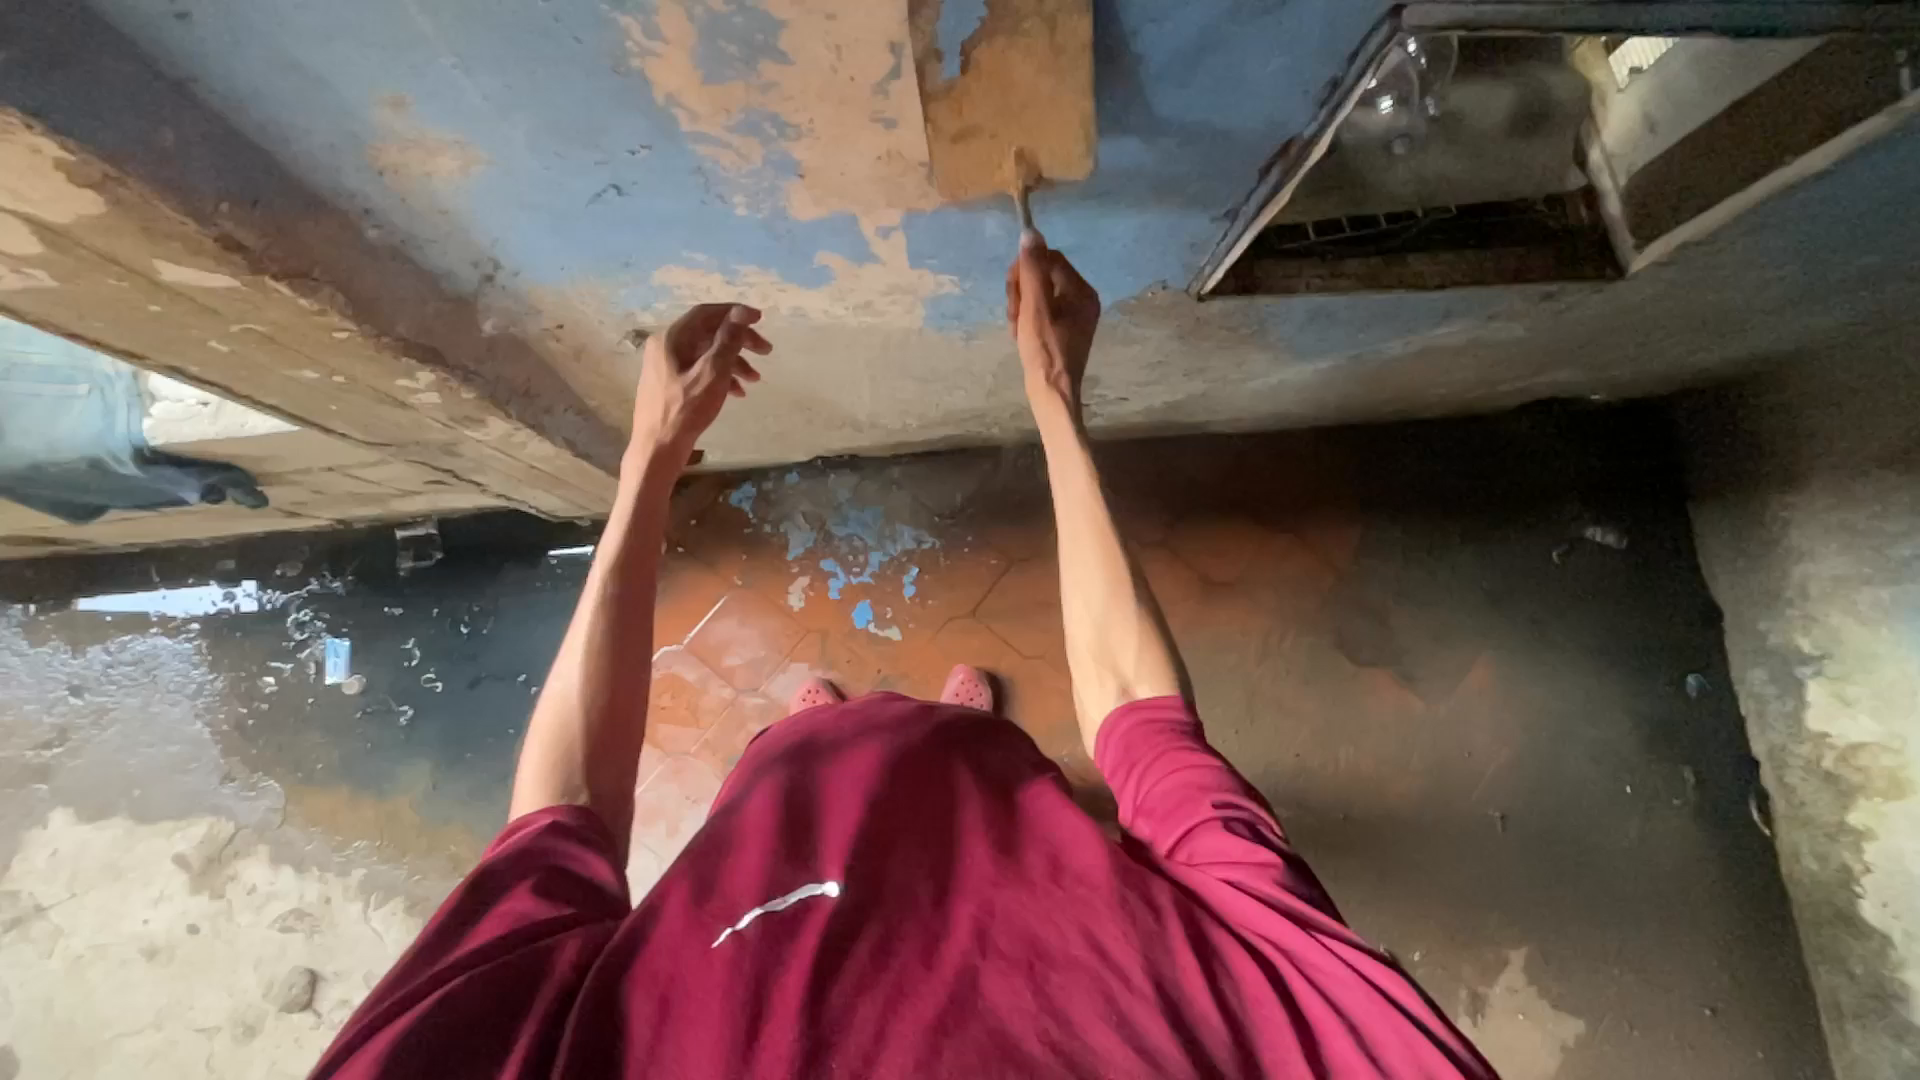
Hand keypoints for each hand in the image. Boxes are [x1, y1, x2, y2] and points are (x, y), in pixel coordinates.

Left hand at [629, 303, 769, 469]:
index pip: (707, 313)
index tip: (760, 319)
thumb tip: (741, 313)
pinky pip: (700, 369)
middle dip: (739, 341)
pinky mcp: (671, 383)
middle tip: (766, 351)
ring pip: (706, 353)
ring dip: (734, 361)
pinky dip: (721, 375)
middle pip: (709, 333)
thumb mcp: (713, 373)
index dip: (735, 314)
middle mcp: (667, 345)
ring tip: (755, 379)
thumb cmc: (685, 409)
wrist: (658, 446)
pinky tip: (737, 392)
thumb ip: (728, 341)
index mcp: (673, 337)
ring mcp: (667, 365)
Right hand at [1005, 242, 1098, 409]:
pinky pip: (1042, 311)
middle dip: (1022, 290)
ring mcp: (1075, 316)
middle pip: (1044, 275)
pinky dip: (1027, 319)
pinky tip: (1020, 335)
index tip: (1011, 289)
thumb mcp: (1035, 308)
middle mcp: (1083, 299)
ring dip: (1021, 306)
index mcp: (1082, 291)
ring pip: (1039, 294)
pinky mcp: (1065, 330)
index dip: (1026, 269)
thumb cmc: (1045, 352)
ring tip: (1015, 329)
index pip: (1050, 259)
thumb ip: (1032, 270)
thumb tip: (1030, 233)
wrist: (1052, 394)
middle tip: (1012, 314)